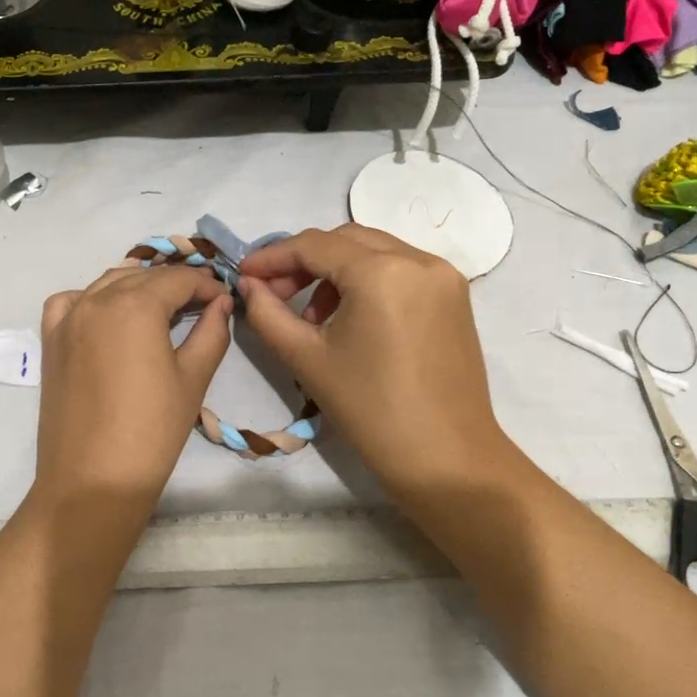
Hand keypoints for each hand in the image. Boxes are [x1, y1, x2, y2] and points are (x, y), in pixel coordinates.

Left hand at [36, 266, 232, 504]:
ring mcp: (68, 319)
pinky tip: (107, 317)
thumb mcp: (192, 380)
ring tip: (161, 311)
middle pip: (143, 277)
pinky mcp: (50, 341)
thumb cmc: (152, 431)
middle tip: (201, 306)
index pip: (178, 278)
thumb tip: (221, 304)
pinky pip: (70, 302)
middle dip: (175, 285)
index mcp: (134, 305)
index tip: (224, 301)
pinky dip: (91, 299)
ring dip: (137, 288)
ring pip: (107, 284)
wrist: (92, 480)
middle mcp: (96, 300)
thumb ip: (211, 333)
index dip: (207, 285)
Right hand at [236, 225, 506, 489]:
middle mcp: (418, 260)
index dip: (272, 256)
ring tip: (311, 316)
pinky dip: (367, 280)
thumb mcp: (306, 358)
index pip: (314, 245)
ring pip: (375, 251)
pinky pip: (400, 270)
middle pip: (345, 240)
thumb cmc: (370, 409)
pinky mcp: (454, 296)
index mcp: (382, 272)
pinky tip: (348, 317)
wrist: (445, 457)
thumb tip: (248, 285)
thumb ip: (268, 314)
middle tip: (272, 292)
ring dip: (335, 270)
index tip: (243, 274)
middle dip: (304, 260)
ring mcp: (443, 276)